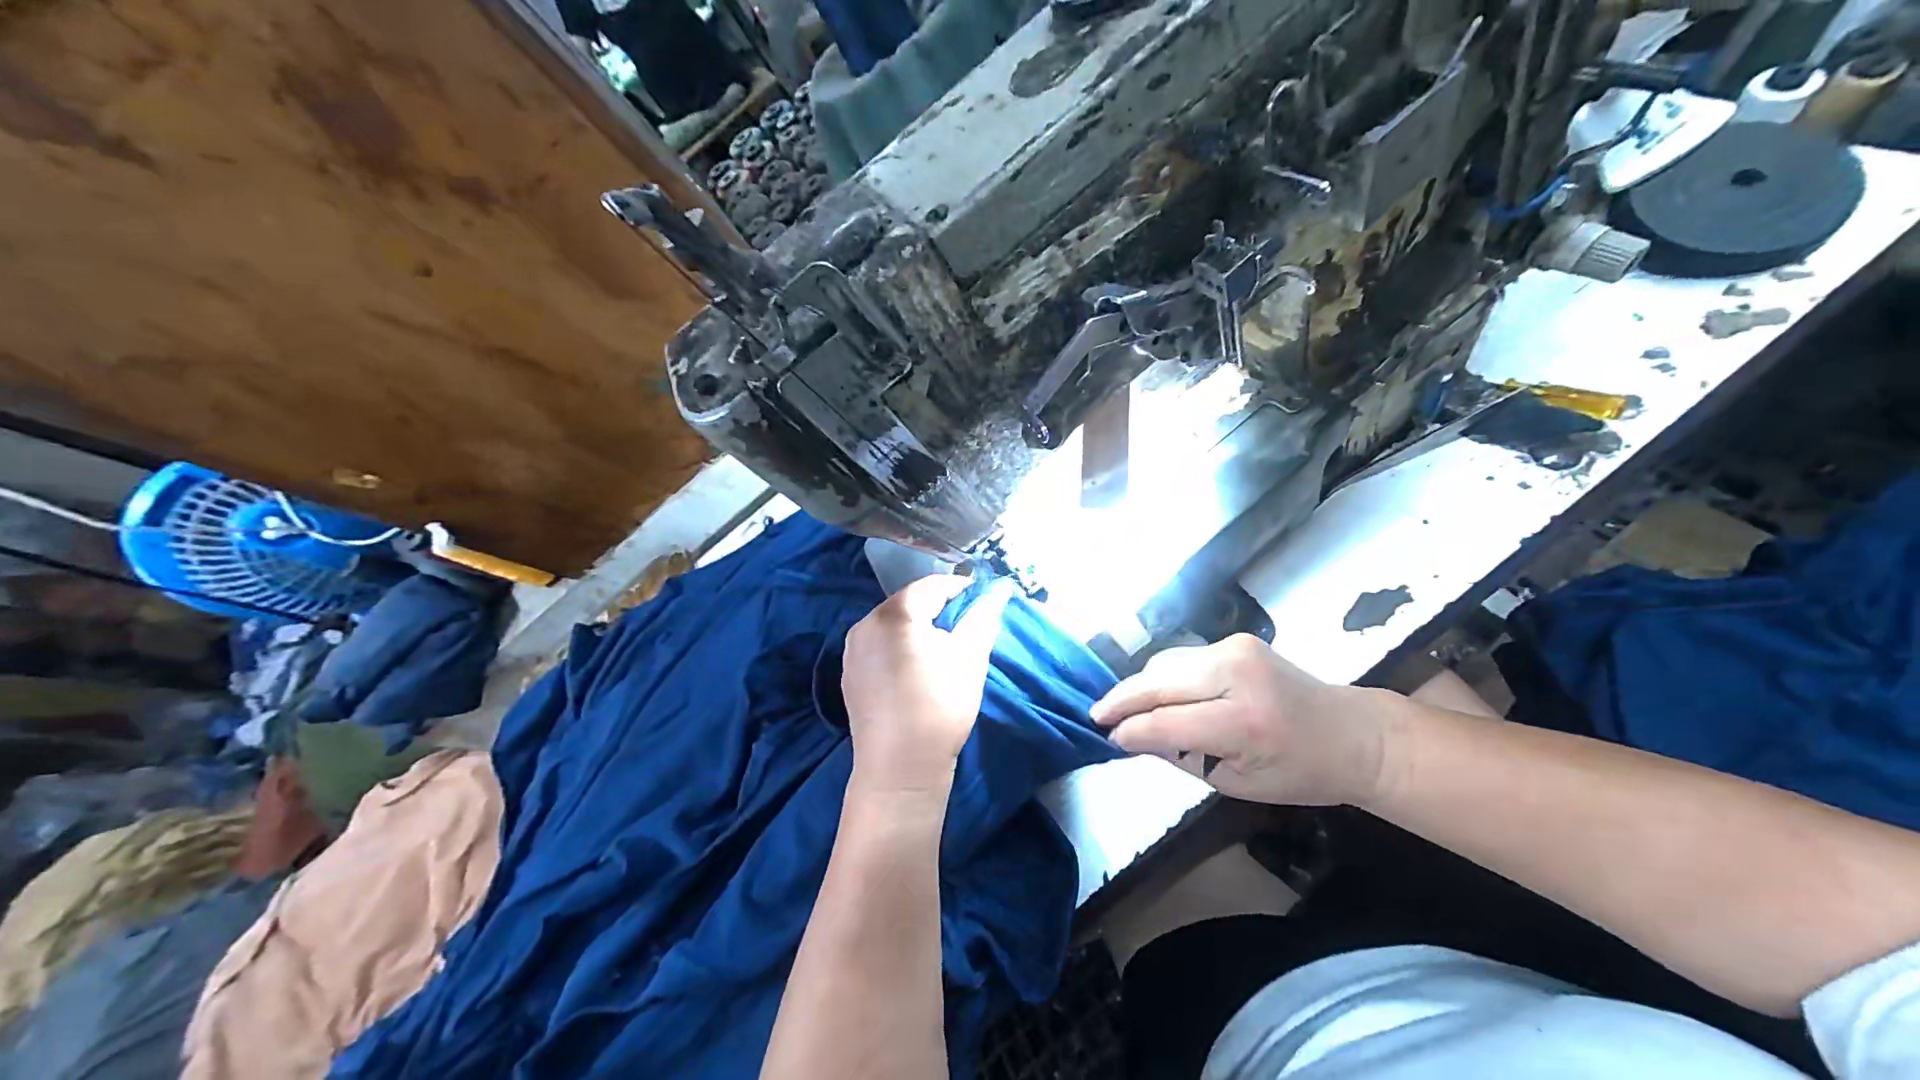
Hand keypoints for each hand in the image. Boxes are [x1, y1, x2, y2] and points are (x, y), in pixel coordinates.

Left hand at [841, 575, 1010, 796]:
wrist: (899, 768)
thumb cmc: (940, 706)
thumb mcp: (970, 658)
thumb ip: (982, 619)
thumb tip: (995, 594)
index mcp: (894, 613)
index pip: (932, 586)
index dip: (961, 590)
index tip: (983, 601)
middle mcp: (865, 624)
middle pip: (909, 604)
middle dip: (939, 610)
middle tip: (967, 628)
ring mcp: (852, 651)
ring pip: (893, 626)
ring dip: (919, 630)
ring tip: (943, 652)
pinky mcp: (850, 675)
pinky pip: (880, 648)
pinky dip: (900, 649)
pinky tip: (916, 673)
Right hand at [1090, 634, 1395, 806]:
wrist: (1353, 732)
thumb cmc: (1300, 771)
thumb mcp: (1237, 782)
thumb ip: (1181, 755)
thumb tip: (1135, 736)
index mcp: (1244, 720)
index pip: (1166, 722)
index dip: (1131, 730)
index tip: (1107, 738)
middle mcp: (1236, 673)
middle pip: (1157, 681)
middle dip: (1122, 699)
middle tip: (1096, 714)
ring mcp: (1235, 649)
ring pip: (1164, 663)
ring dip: (1140, 685)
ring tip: (1120, 706)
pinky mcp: (1235, 640)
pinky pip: (1182, 657)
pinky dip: (1162, 675)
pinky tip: (1154, 692)